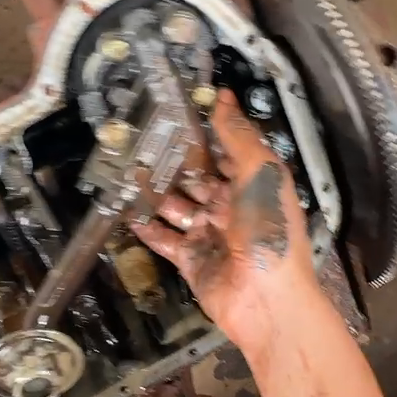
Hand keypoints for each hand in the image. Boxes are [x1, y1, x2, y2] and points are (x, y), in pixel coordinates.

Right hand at [133, 90, 320, 352]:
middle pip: (195, 178)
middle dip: (172, 162)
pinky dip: (147, 228)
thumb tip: (224, 97)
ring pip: (175, 206)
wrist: (266, 299)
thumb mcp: (260, 173)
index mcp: (252, 184)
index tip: (173, 113)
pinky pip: (165, 239)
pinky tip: (126, 211)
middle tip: (138, 141)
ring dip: (154, 191)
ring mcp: (209, 233)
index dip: (202, 134)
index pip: (223, 152)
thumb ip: (239, 136)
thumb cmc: (270, 232)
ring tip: (126, 170)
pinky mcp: (191, 259)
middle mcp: (230, 206)